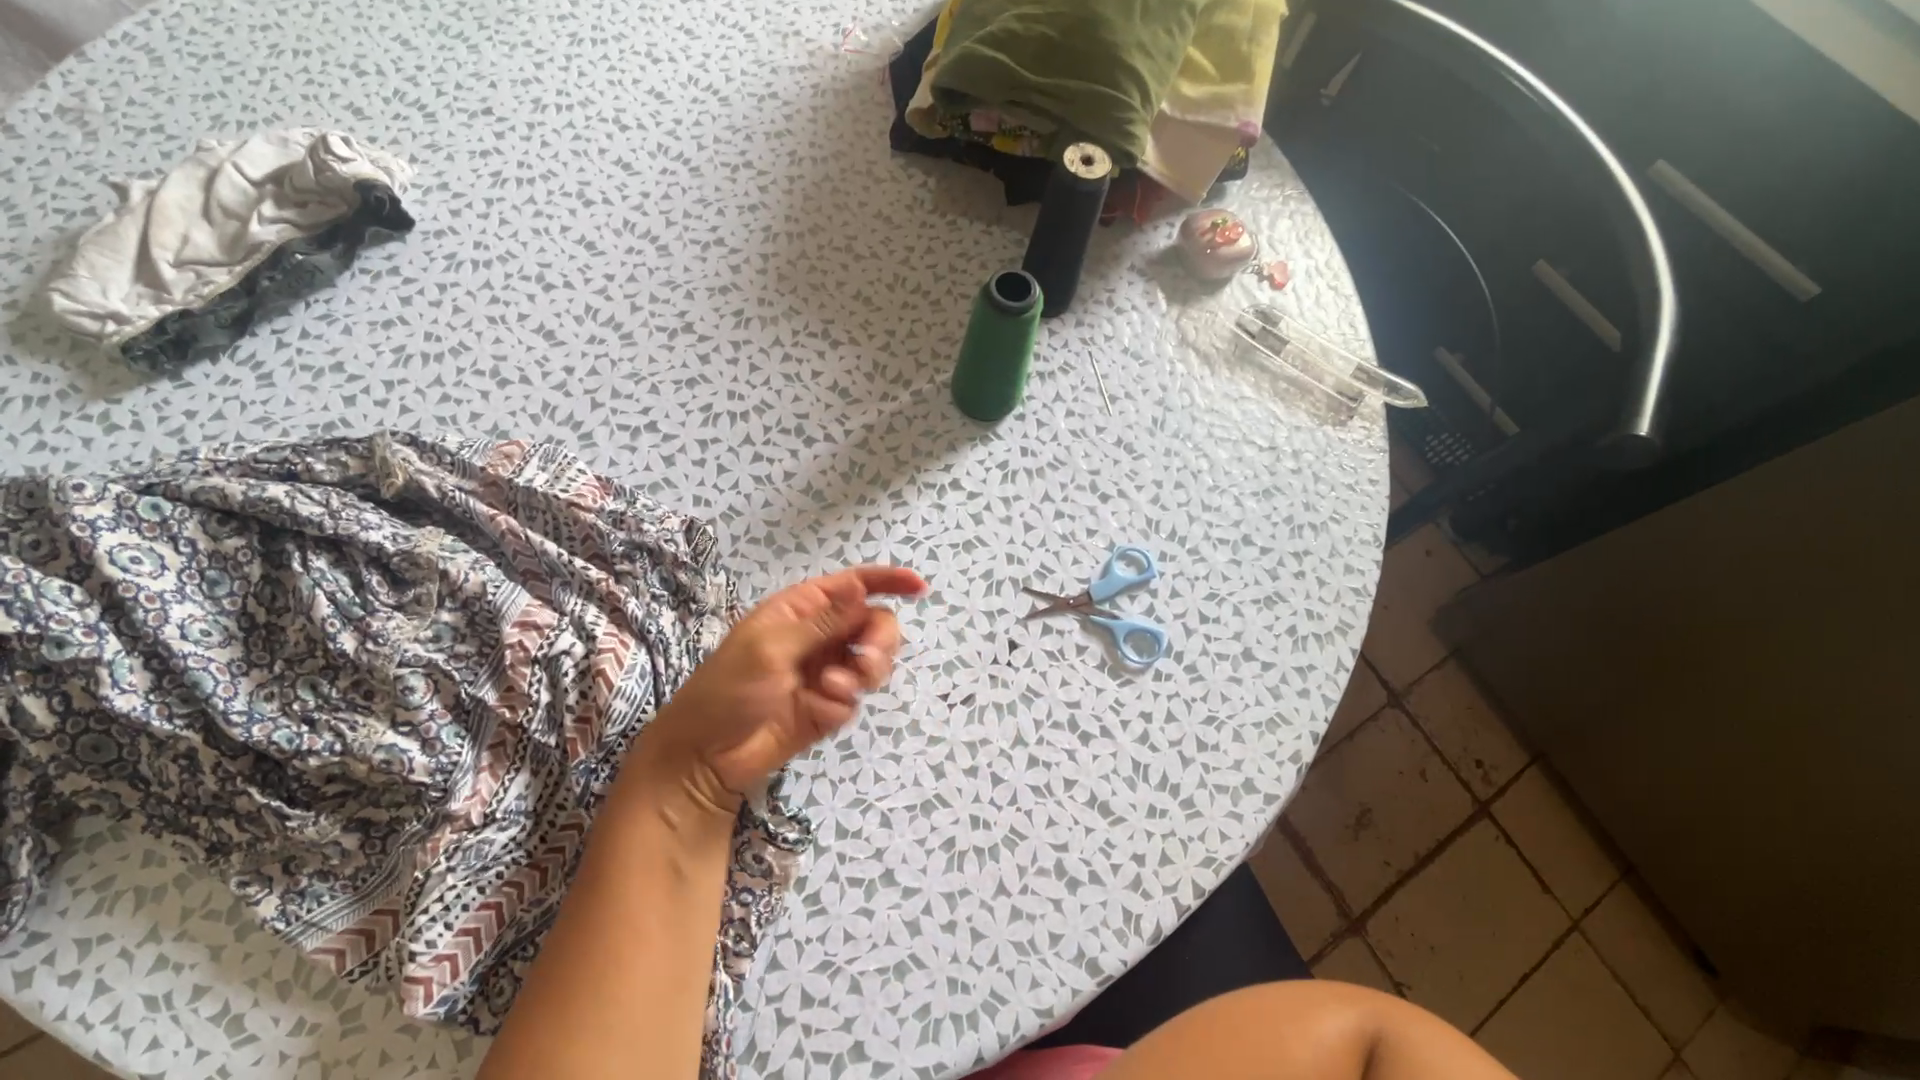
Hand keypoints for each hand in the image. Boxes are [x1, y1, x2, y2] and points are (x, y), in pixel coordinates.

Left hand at [629, 564, 927, 817]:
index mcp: (799, 610)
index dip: (887, 581)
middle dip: (881, 640)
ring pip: (872, 661)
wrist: (706, 757)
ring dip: (865, 672)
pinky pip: (855, 697)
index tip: (919, 588)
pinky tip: (817, 711)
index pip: (852, 585)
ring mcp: (824, 672)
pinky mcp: (827, 707)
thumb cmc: (727, 690)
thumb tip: (859, 587)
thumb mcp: (770, 647)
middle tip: (870, 659)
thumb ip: (822, 621)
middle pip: (873, 624)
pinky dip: (843, 702)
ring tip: (836, 688)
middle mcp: (817, 636)